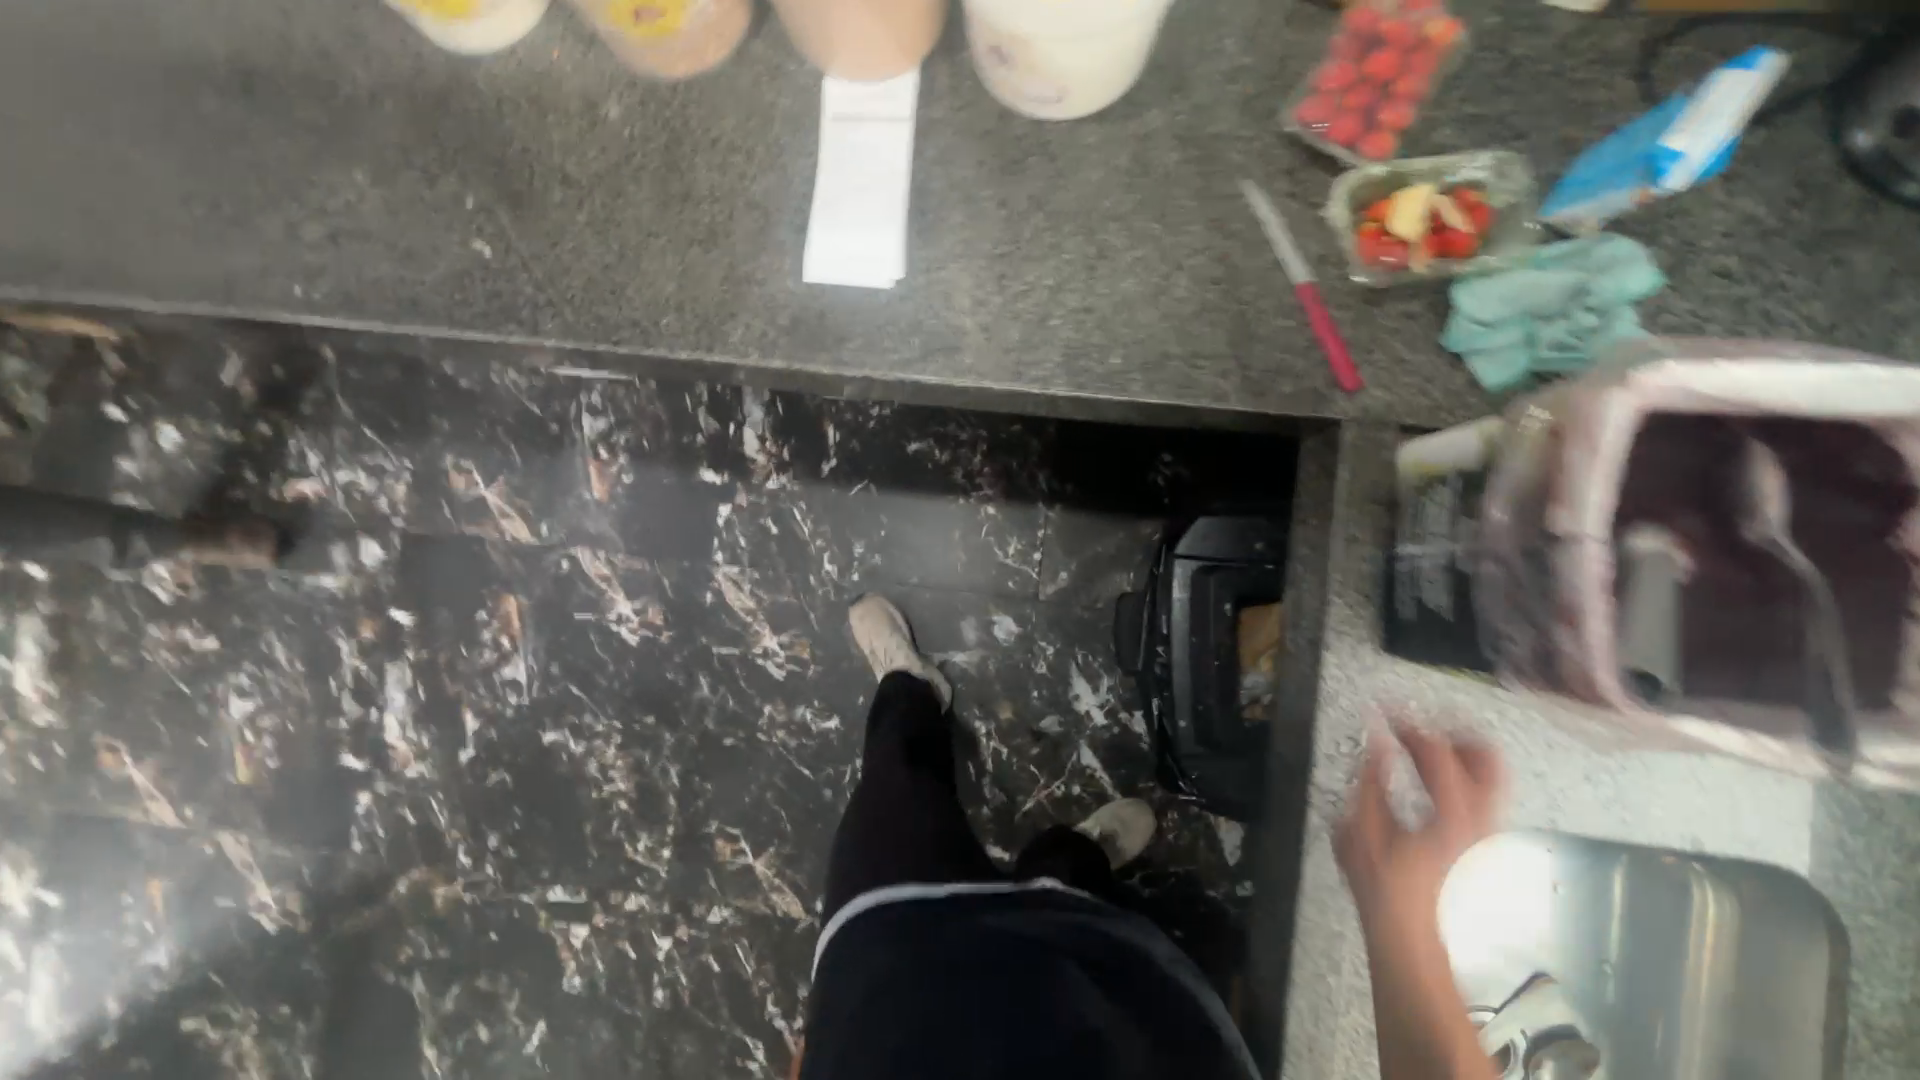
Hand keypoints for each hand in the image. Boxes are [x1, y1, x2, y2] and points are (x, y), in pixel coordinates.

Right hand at [1335, 721, 1505, 930]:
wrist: (1409, 929)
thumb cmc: (1382, 883)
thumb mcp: (1362, 828)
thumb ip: (1371, 780)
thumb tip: (1377, 741)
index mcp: (1450, 813)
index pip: (1438, 750)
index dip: (1407, 724)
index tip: (1381, 712)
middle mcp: (1479, 816)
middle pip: (1485, 754)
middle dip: (1447, 729)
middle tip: (1412, 724)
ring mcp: (1486, 825)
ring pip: (1490, 769)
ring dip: (1457, 747)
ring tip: (1420, 741)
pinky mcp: (1480, 832)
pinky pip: (1483, 786)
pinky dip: (1459, 767)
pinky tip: (1428, 769)